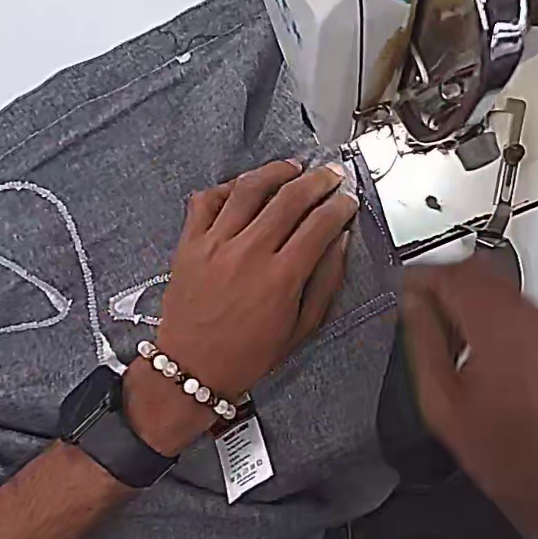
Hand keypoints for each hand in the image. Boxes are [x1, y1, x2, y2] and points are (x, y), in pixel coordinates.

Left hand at [123, 159, 359, 453]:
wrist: (192, 370)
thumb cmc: (245, 355)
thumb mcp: (300, 329)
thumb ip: (325, 282)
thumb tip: (340, 243)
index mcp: (280, 278)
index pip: (320, 224)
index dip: (340, 206)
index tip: (347, 201)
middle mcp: (248, 254)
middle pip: (290, 197)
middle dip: (318, 180)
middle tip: (330, 176)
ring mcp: (215, 245)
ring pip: (249, 188)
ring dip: (276, 171)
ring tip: (292, 168)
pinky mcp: (190, 244)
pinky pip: (207, 200)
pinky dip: (227, 187)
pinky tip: (243, 187)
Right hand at [401, 258, 537, 538]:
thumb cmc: (504, 457)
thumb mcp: (441, 404)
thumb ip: (424, 342)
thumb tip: (412, 303)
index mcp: (501, 336)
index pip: (455, 277)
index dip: (422, 274)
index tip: (403, 282)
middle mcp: (534, 323)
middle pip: (479, 272)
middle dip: (443, 277)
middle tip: (416, 297)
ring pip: (499, 283)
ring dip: (465, 290)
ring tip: (441, 320)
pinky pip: (517, 303)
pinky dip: (488, 305)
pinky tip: (471, 333)